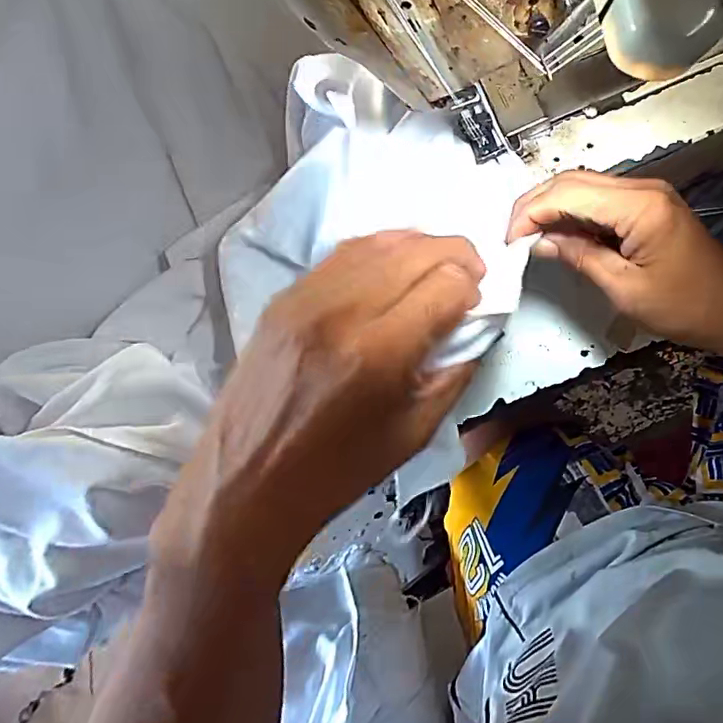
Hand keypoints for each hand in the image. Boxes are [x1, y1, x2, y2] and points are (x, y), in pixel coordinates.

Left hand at [150, 231, 484, 586]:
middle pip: (417, 250)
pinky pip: (343, 253)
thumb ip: (454, 370)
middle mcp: (343, 311)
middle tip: (471, 274)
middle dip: (457, 255)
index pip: (446, 284)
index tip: (476, 304)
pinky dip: (378, 250)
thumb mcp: (414, 432)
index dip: (473, 289)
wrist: (246, 481)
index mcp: (379, 352)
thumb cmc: (337, 470)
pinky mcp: (285, 296)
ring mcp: (307, 297)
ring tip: (437, 263)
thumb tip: (474, 325)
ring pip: (379, 241)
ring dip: (419, 246)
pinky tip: (393, 264)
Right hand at [507, 170, 722, 353]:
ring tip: (526, 236)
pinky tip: (556, 233)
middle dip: (534, 204)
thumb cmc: (686, 307)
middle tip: (511, 236)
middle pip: (572, 180)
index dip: (531, 213)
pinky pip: (598, 199)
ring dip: (550, 206)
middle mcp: (643, 189)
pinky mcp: (646, 206)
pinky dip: (571, 212)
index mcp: (640, 206)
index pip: (569, 193)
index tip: (509, 241)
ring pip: (582, 186)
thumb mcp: (624, 288)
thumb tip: (540, 241)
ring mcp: (646, 194)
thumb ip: (578, 256)